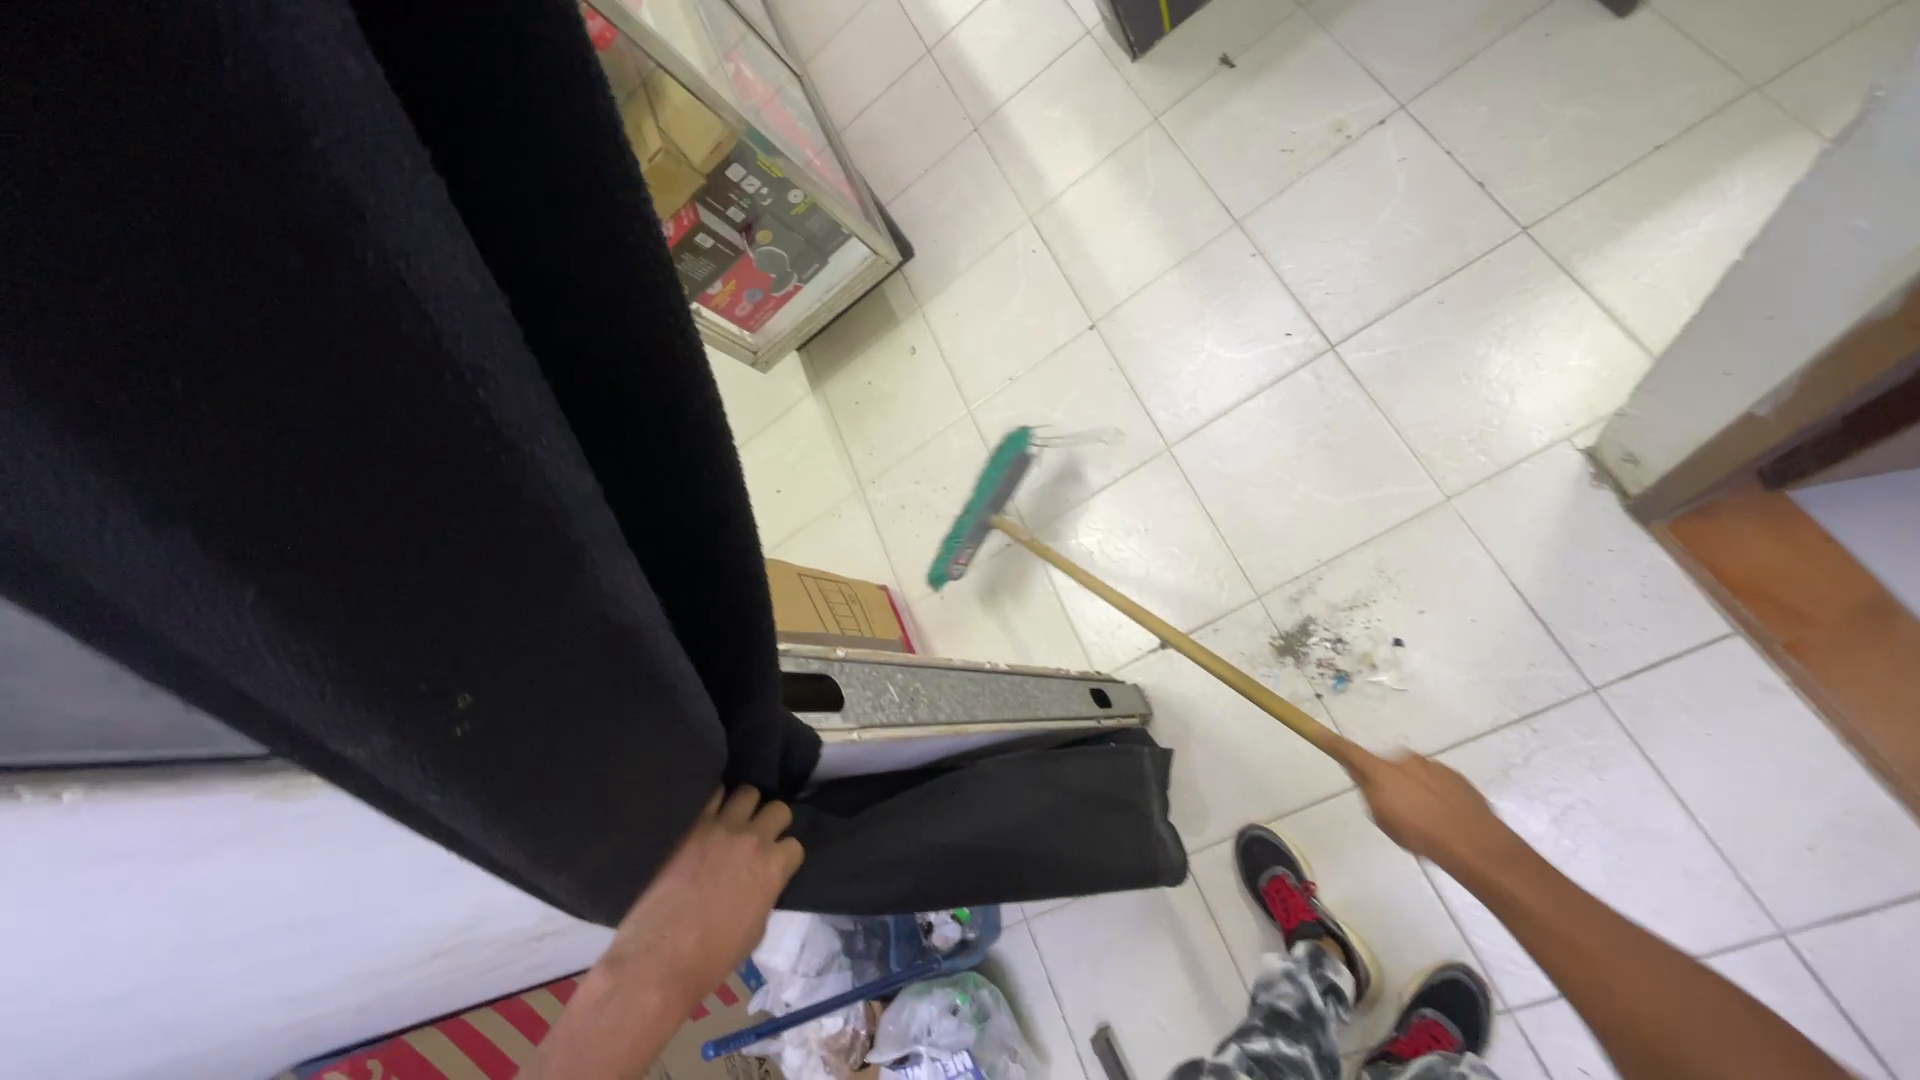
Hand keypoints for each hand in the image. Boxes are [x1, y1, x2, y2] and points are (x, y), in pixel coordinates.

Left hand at [604, 787, 804, 1004]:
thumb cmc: (714, 955)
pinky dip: (719, 802)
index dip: (786, 857)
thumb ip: (765, 893)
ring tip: (739, 821)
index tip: (777, 865)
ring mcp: (722, 830)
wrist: (661, 957)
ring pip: (748, 792)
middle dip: (774, 822)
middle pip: (778, 809)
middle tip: (761, 837)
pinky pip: (713, 797)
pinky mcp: (693, 828)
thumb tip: (761, 883)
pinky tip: (716, 813)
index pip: (795, 846)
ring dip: (748, 806)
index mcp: (773, 868)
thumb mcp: (757, 928)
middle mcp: (753, 840)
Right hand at [1345, 748, 1527, 873]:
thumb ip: (1370, 792)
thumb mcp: (1382, 817)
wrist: (1473, 841)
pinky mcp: (1455, 776)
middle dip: (1386, 782)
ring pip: (1412, 775)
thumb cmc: (1419, 833)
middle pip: (1385, 766)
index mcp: (1381, 770)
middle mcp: (1404, 760)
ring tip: (1425, 821)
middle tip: (1396, 811)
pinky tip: (1442, 818)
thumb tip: (1368, 779)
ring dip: (1413, 791)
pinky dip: (1434, 796)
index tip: (1314, 728)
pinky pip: (1435, 782)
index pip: (1348, 752)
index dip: (1329, 741)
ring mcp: (1432, 766)